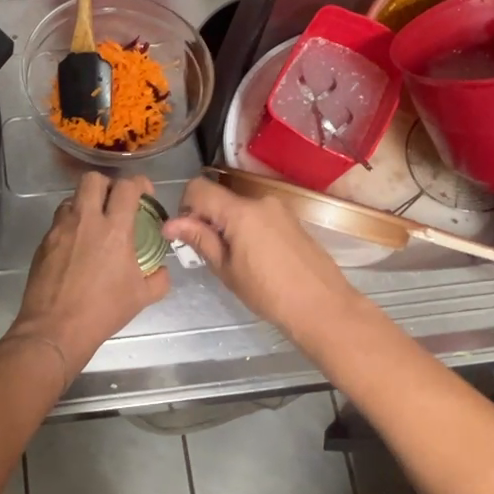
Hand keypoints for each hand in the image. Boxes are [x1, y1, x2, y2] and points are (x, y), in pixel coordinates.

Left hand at [8, 172, 171, 380]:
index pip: (127, 187)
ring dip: (86, 204)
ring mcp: (60, 229)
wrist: (55, 328)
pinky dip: (71, 225)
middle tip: (115, 203)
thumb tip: (162, 270)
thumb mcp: (142, 297)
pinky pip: (59, 222)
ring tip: (94, 225)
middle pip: (93, 179)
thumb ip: (159, 279)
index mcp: (114, 228)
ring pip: (72, 198)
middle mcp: (85, 220)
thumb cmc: (103, 311)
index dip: (139, 184)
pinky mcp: (44, 242)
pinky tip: (77, 247)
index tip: (144, 194)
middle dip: (107, 185)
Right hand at [163, 176, 367, 340]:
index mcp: (240, 211)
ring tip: (233, 259)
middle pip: (220, 197)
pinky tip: (254, 258)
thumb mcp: (226, 269)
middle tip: (208, 251)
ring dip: (226, 224)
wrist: (323, 306)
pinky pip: (257, 215)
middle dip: (206, 218)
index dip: (185, 207)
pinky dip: (246, 228)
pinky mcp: (291, 219)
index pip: (198, 188)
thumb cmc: (268, 293)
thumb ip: (200, 239)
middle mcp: (260, 200)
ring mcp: (278, 208)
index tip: (187, 234)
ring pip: (238, 206)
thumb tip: (170, 224)